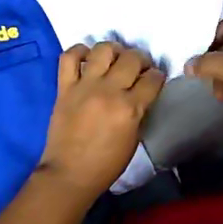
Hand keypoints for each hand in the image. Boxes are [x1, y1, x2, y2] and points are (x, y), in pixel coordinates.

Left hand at [36, 42, 165, 198]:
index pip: (152, 79)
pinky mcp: (64, 88)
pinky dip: (78, 51)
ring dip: (114, 50)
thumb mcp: (133, 139)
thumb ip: (139, 112)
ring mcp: (84, 86)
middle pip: (132, 58)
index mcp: (129, 109)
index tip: (155, 80)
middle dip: (141, 60)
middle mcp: (109, 91)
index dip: (157, 77)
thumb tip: (141, 95)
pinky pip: (69, 57)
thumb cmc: (106, 164)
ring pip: (103, 50)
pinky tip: (86, 57)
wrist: (70, 173)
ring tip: (115, 58)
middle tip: (138, 68)